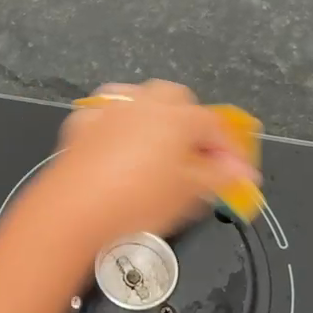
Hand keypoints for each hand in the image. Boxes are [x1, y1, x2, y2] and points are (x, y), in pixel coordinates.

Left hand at [6, 81, 260, 260]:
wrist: (73, 211)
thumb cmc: (132, 201)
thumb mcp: (190, 194)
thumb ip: (220, 177)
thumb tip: (238, 172)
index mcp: (176, 116)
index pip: (216, 125)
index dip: (231, 151)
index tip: (238, 174)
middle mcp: (142, 104)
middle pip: (178, 101)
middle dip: (193, 125)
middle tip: (201, 159)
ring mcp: (110, 111)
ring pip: (140, 101)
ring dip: (156, 121)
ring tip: (163, 153)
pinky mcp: (82, 125)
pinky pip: (108, 119)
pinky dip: (120, 130)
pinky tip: (123, 154)